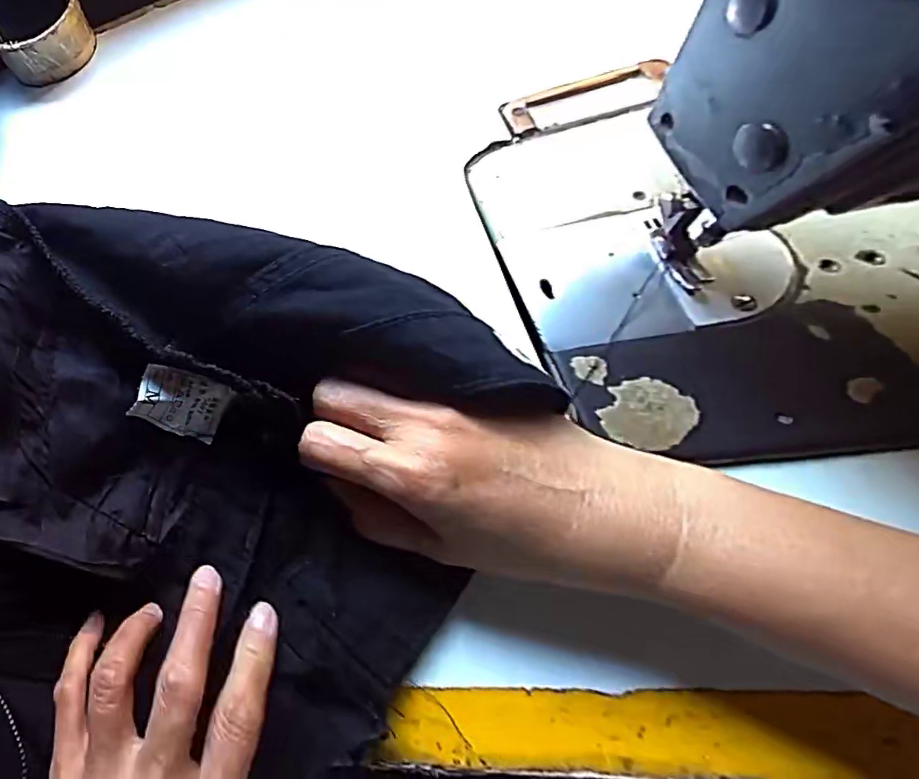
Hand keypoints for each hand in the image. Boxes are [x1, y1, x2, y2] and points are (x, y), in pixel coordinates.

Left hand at [51, 565, 278, 778]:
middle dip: (196, 624)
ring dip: (136, 633)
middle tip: (207, 578)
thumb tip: (251, 716)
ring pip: (114, 684)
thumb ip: (232, 770)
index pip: (235, 721)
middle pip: (178, 688)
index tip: (263, 614)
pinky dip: (78, 654)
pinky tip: (96, 623)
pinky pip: (66, 701)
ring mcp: (100, 774)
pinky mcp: (62, 773)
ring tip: (155, 608)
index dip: (253, 662)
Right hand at [297, 379, 693, 593]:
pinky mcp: (466, 376)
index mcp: (412, 473)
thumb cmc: (532, 542)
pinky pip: (405, 367)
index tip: (327, 464)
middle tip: (350, 441)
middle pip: (331, 388)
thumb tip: (340, 488)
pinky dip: (391, 381)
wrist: (605, 506)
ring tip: (380, 424)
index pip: (320, 437)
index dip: (313, 453)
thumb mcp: (442, 550)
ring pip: (364, 368)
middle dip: (327, 414)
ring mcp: (445, 393)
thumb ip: (377, 519)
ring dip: (357, 393)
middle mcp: (422, 421)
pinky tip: (409, 408)